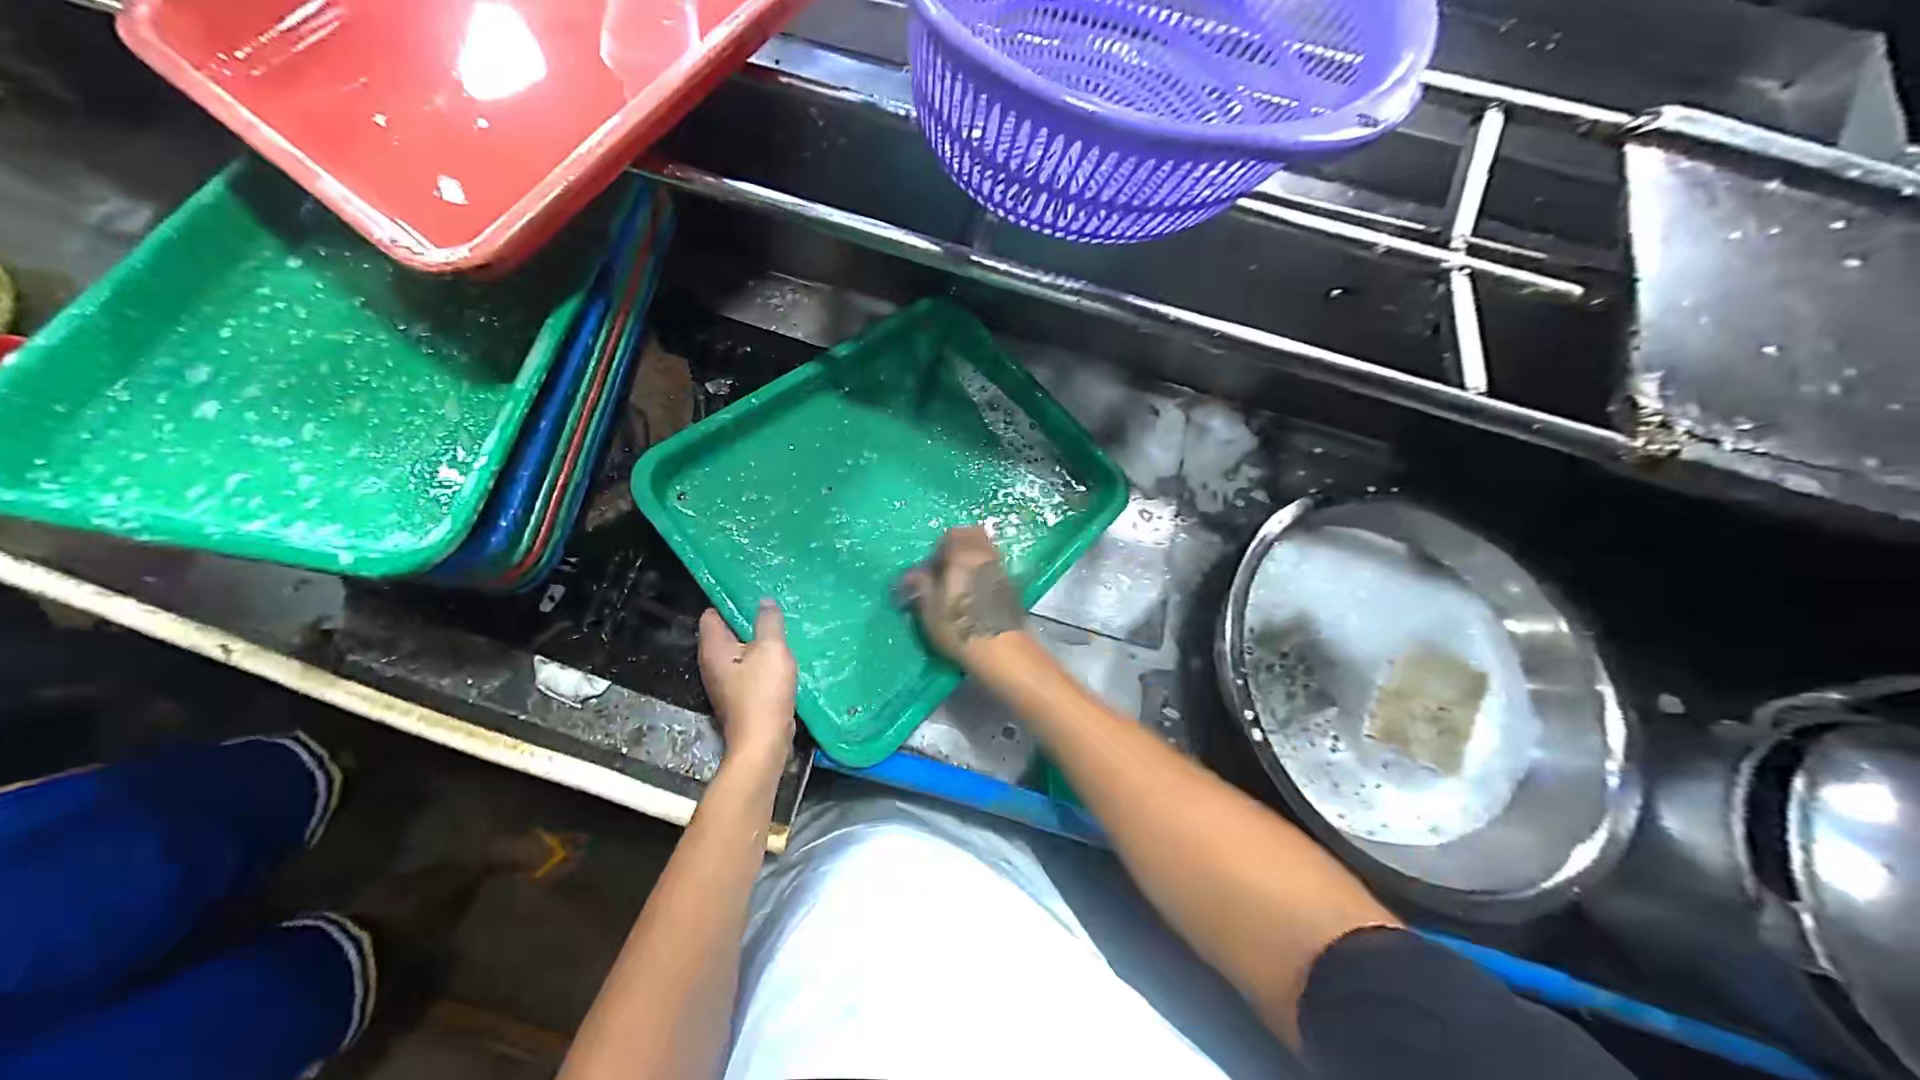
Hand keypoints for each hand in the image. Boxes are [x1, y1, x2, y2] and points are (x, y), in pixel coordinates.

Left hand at [698, 600, 795, 768]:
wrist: (762, 740)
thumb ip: (768, 621)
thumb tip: (764, 601)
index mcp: (713, 648)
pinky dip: (760, 662)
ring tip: (780, 634)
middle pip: (725, 632)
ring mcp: (723, 682)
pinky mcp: (736, 696)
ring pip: (738, 652)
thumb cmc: (763, 690)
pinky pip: (746, 669)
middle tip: (772, 613)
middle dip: (747, 622)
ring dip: (756, 644)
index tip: (754, 596)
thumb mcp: (771, 648)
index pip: (711, 614)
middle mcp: (711, 663)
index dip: (730, 602)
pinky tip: (779, 661)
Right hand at [901, 525, 1025, 666]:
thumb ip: (921, 585)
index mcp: (964, 554)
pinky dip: (985, 574)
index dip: (938, 548)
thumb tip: (913, 574)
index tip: (931, 569)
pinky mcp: (1014, 586)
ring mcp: (1003, 569)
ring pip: (986, 552)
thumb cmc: (958, 627)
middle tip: (946, 571)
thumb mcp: (929, 608)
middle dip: (959, 548)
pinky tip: (976, 595)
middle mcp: (986, 554)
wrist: (1001, 650)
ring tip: (960, 585)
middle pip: (973, 536)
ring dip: (973, 561)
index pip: (951, 534)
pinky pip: (995, 568)